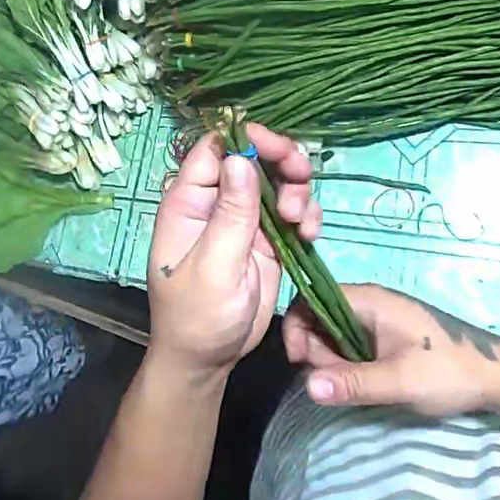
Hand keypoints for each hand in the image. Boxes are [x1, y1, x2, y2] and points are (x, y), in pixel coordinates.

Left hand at [146, 125, 318, 381]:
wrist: (210, 359)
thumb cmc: (198, 316)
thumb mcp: (214, 266)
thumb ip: (231, 214)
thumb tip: (240, 158)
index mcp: (190, 202)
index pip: (216, 149)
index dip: (248, 140)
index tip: (278, 149)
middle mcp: (217, 202)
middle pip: (254, 158)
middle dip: (283, 161)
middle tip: (301, 177)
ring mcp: (245, 219)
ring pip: (279, 181)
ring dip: (299, 191)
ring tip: (301, 222)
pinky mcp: (269, 238)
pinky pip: (293, 211)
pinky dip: (307, 216)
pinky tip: (310, 235)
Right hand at [283, 285, 499, 416]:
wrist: (496, 376)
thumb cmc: (449, 371)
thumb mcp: (400, 381)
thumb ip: (353, 383)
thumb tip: (307, 386)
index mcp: (369, 300)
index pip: (311, 299)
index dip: (297, 328)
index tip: (302, 364)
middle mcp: (370, 303)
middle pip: (319, 319)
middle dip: (318, 351)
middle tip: (341, 381)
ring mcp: (379, 319)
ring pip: (334, 334)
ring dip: (334, 361)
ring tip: (362, 384)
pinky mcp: (388, 336)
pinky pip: (352, 344)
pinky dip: (350, 363)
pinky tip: (368, 383)